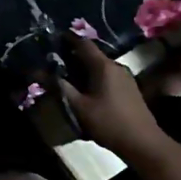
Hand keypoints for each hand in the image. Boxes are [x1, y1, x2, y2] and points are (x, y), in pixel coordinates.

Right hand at [59, 37, 170, 159]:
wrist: (142, 142)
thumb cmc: (108, 122)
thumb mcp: (78, 106)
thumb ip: (59, 87)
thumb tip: (38, 72)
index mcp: (104, 67)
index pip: (84, 44)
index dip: (68, 38)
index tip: (53, 37)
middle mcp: (116, 67)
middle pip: (92, 54)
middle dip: (73, 54)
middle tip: (53, 58)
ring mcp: (125, 78)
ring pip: (99, 66)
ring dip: (82, 67)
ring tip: (65, 73)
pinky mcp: (128, 89)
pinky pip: (106, 75)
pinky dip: (92, 76)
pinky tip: (83, 87)